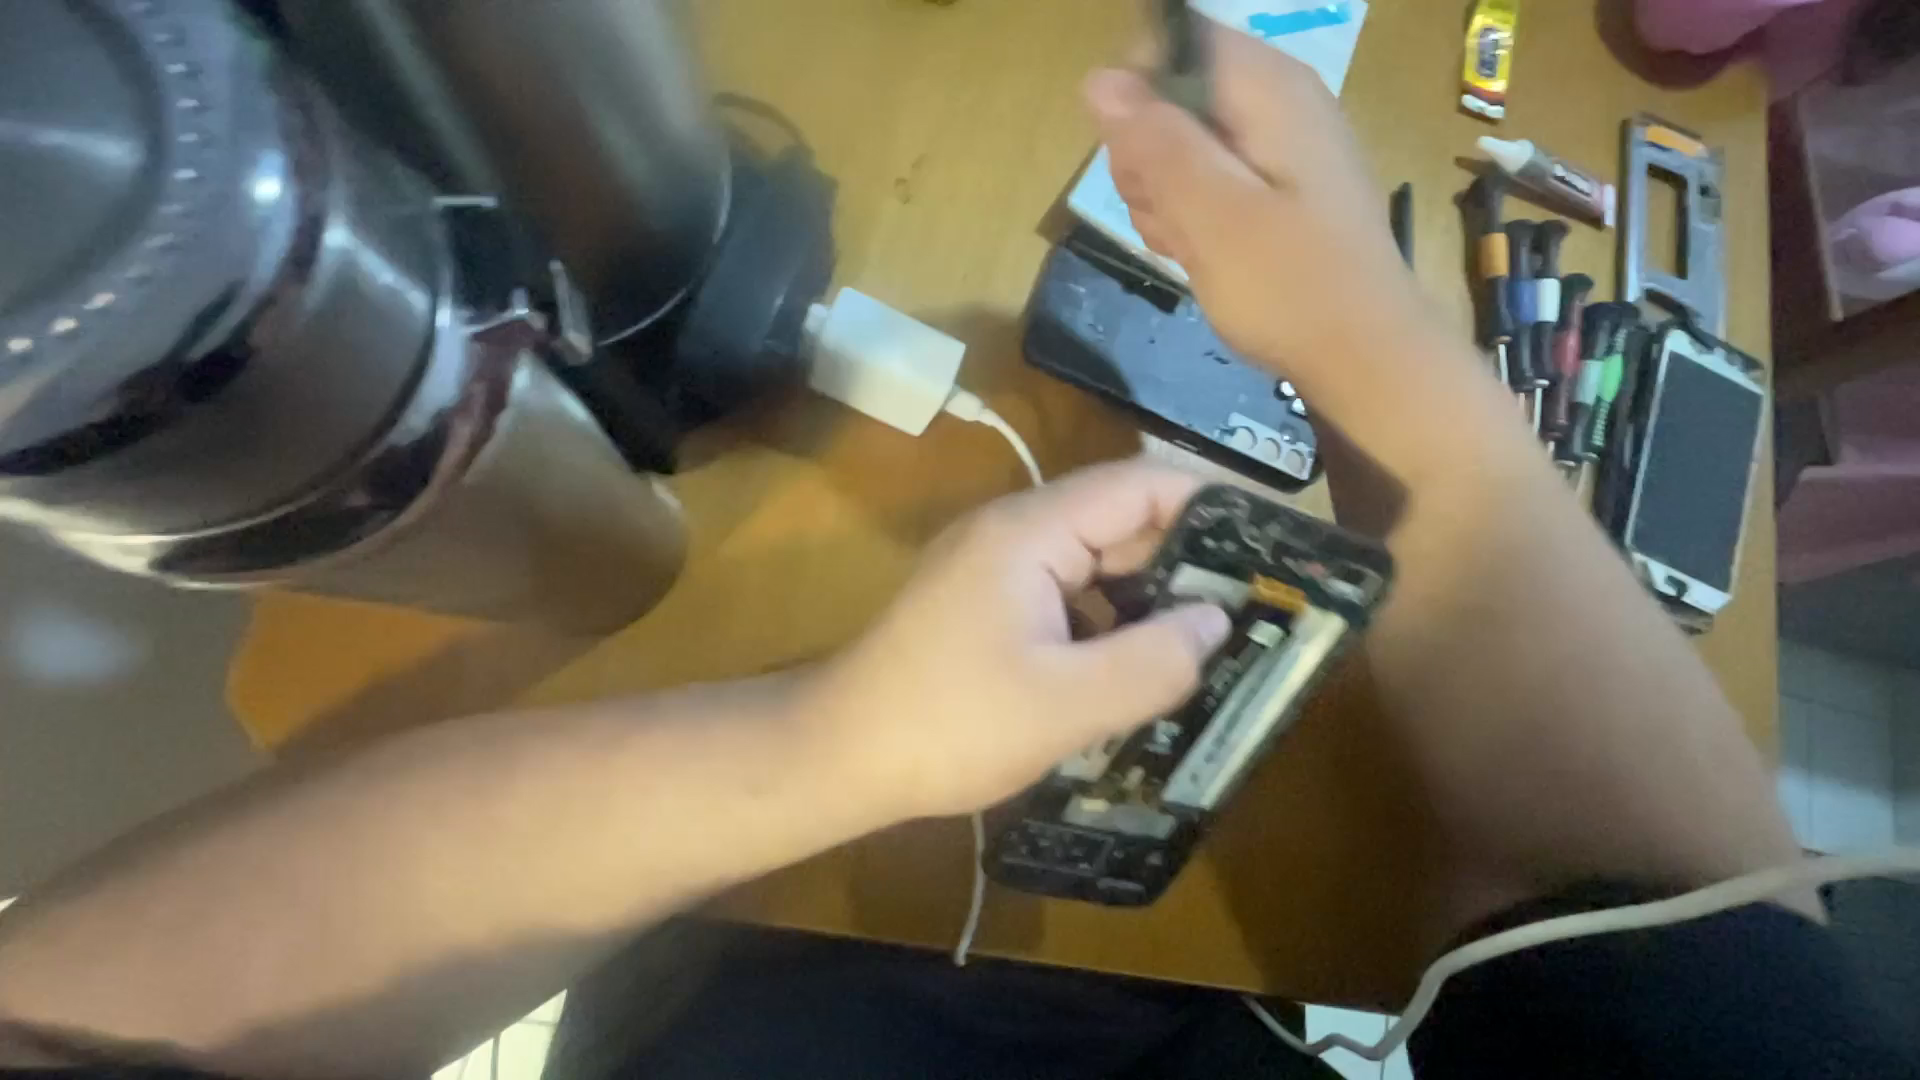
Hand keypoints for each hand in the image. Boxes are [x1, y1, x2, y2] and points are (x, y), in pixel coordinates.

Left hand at [808, 462, 1232, 820]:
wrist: (843, 752)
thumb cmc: (951, 725)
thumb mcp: (1067, 705)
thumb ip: (1153, 661)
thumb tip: (1217, 620)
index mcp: (1031, 532)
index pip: (1139, 485)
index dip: (1210, 504)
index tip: (1272, 544)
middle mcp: (1013, 531)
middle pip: (1118, 519)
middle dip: (1188, 557)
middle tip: (1259, 604)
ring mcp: (994, 565)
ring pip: (1093, 559)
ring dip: (1148, 592)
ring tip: (1216, 636)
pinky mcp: (985, 601)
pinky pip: (1065, 592)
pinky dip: (1108, 617)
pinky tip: (1141, 660)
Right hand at [1085, 27, 1432, 383]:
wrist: (1360, 354)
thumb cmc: (1288, 286)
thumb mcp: (1212, 215)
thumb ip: (1157, 144)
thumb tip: (1099, 80)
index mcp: (1270, 91)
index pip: (1177, 44)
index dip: (1137, 97)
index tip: (1136, 162)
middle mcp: (1277, 106)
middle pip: (1175, 99)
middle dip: (1149, 159)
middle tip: (1168, 217)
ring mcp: (1278, 153)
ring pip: (1184, 151)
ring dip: (1164, 199)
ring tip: (1186, 245)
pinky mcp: (1275, 196)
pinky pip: (1208, 188)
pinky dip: (1190, 220)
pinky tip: (1199, 256)